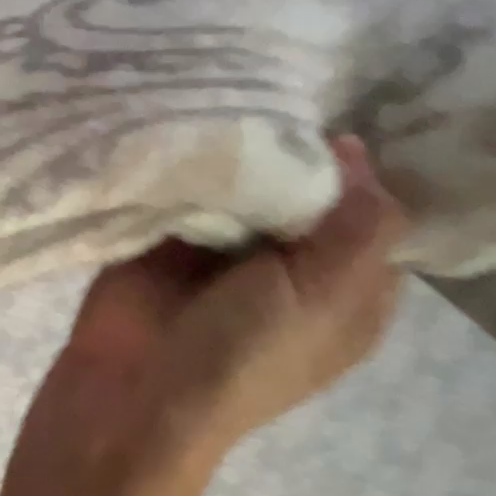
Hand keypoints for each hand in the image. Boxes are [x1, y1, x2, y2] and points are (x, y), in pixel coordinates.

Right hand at [19, 135, 407, 487]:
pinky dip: (181, 163)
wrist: (126, 393)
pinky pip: (177, 189)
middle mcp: (284, 265)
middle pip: (301, 188)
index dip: (362, 168)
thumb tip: (353, 146)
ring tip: (229, 107)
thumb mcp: (324, 297)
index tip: (345, 119)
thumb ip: (357, 222)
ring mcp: (214, 252)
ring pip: (238, 183)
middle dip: (291, 150)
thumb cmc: (237, 359)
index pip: (369, 211)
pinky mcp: (155, 241)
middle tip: (281, 102)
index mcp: (345, 287)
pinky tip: (183, 132)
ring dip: (233, 151)